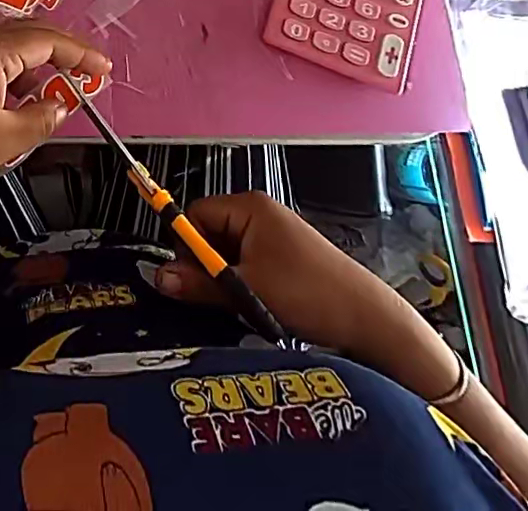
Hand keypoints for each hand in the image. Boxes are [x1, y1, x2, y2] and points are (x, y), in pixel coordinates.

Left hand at [0, 23, 111, 229]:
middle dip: (62, 54)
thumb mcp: (2, 141)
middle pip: (30, 35)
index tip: (105, 71)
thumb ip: (41, 119)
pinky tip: (13, 105)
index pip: (49, 41)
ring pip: (8, 50)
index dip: (82, 54)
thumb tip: (59, 106)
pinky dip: (12, 78)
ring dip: (35, 68)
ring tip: (49, 99)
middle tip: (85, 76)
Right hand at [152, 192, 432, 361]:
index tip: (185, 276)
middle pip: (209, 234)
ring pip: (227, 254)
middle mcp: (260, 215)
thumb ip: (199, 283)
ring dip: (226, 279)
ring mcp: (272, 236)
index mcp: (250, 208)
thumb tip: (162, 277)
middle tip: (215, 294)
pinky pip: (246, 264)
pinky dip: (243, 285)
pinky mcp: (282, 258)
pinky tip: (255, 305)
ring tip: (241, 303)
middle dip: (206, 265)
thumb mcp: (247, 290)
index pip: (195, 214)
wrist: (365, 319)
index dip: (186, 246)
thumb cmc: (313, 293)